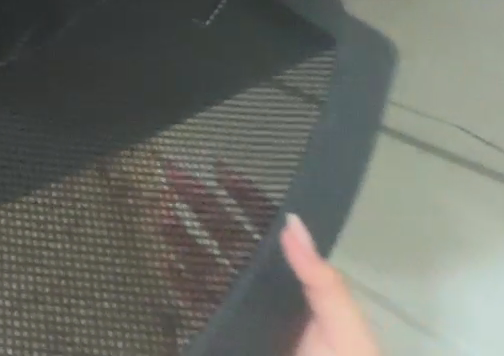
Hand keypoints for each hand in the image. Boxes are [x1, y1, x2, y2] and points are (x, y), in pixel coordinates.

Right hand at [158, 163, 379, 355]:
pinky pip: (192, 298)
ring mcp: (243, 313)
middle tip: (171, 174)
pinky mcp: (219, 330)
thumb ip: (324, 283)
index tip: (218, 169)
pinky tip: (163, 262)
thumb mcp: (346, 335)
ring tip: (158, 211)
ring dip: (180, 234)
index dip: (245, 198)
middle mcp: (270, 294)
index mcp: (301, 288)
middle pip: (228, 237)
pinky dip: (176, 277)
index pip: (268, 232)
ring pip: (204, 261)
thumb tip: (293, 221)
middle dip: (200, 204)